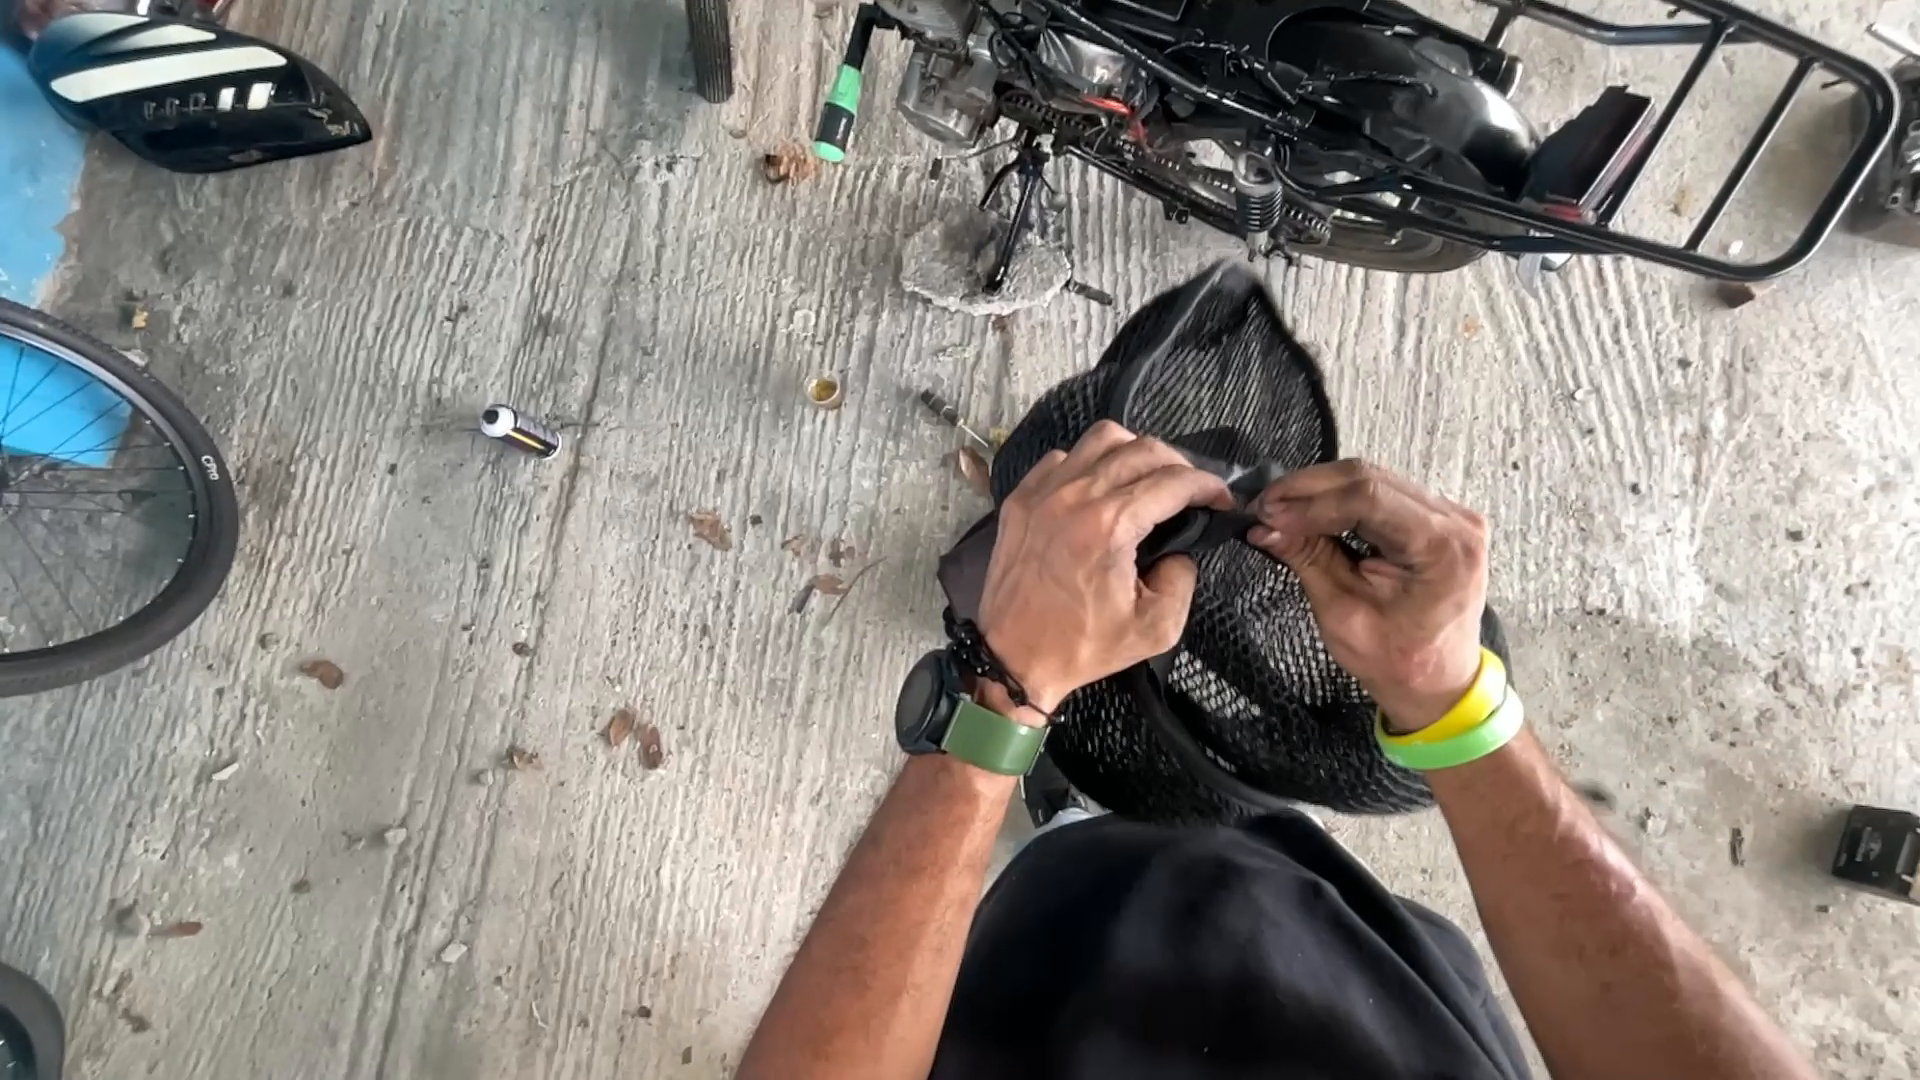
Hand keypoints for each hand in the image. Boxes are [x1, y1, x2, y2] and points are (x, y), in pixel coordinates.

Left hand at [975, 421, 1232, 720]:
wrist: (1012, 657)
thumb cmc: (1082, 646)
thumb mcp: (1155, 627)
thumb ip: (1183, 578)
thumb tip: (1180, 548)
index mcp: (1109, 526)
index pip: (1173, 481)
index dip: (1208, 486)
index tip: (1221, 500)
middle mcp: (1074, 496)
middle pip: (1142, 449)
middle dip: (1179, 465)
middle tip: (1190, 491)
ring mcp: (1041, 493)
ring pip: (1101, 439)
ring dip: (1134, 452)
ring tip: (1147, 479)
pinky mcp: (1019, 499)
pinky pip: (1062, 458)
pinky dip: (1088, 462)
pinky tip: (1098, 488)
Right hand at [1245, 460, 1487, 733]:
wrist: (1437, 680)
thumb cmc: (1394, 658)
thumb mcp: (1341, 612)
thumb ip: (1307, 558)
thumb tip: (1262, 525)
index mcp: (1443, 548)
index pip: (1368, 499)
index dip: (1309, 502)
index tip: (1265, 514)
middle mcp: (1454, 520)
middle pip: (1368, 479)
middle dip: (1307, 489)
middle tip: (1262, 506)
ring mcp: (1447, 514)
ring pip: (1369, 478)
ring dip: (1317, 490)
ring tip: (1277, 508)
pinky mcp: (1433, 517)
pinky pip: (1377, 492)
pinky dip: (1335, 497)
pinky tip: (1305, 510)